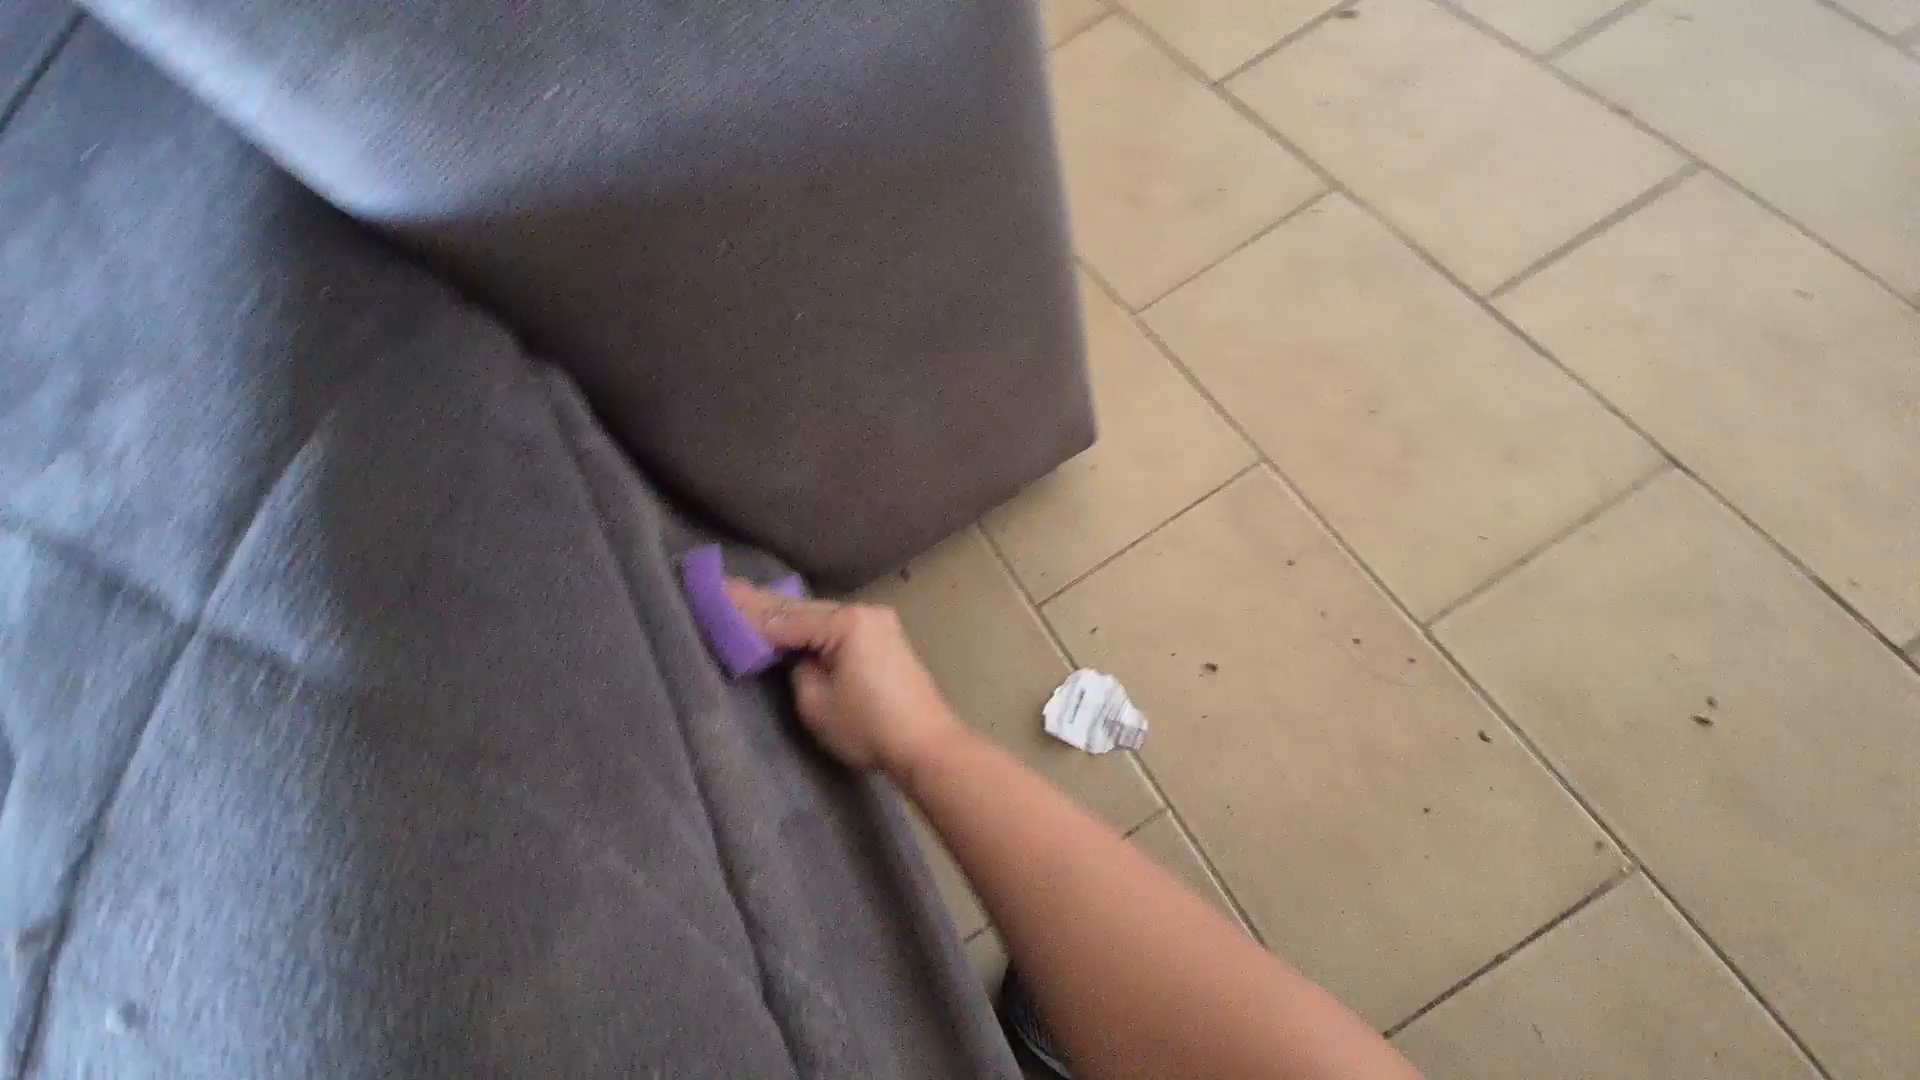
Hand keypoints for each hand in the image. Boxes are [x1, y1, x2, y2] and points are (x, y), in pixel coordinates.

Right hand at [724, 579, 962, 774]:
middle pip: (803, 609)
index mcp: (847, 623)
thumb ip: (796, 669)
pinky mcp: (884, 637)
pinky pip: (837, 626)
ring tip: (747, 601)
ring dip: (787, 614)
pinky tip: (789, 621)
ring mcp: (878, 622)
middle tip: (725, 590)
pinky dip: (811, 626)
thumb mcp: (816, 702)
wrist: (927, 744)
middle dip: (764, 605)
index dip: (748, 614)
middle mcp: (864, 612)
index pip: (786, 618)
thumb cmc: (869, 727)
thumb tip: (794, 654)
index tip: (717, 597)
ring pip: (820, 616)